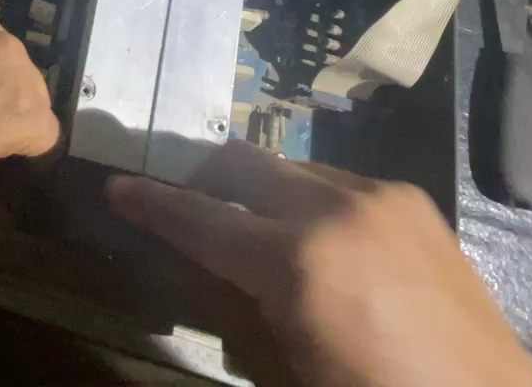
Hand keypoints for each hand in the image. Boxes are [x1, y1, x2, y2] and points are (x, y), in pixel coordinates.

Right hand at [109, 141, 531, 386]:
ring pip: (287, 167)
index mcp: (299, 261)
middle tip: (181, 201)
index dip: (153, 204)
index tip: (118, 187)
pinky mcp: (413, 200)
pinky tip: (317, 236)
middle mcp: (335, 208)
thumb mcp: (292, 366)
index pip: (200, 219)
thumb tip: (207, 261)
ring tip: (252, 226)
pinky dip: (306, 199)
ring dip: (256, 189)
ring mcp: (381, 197)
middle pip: (240, 164)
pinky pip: (335, 181)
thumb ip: (242, 299)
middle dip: (201, 178)